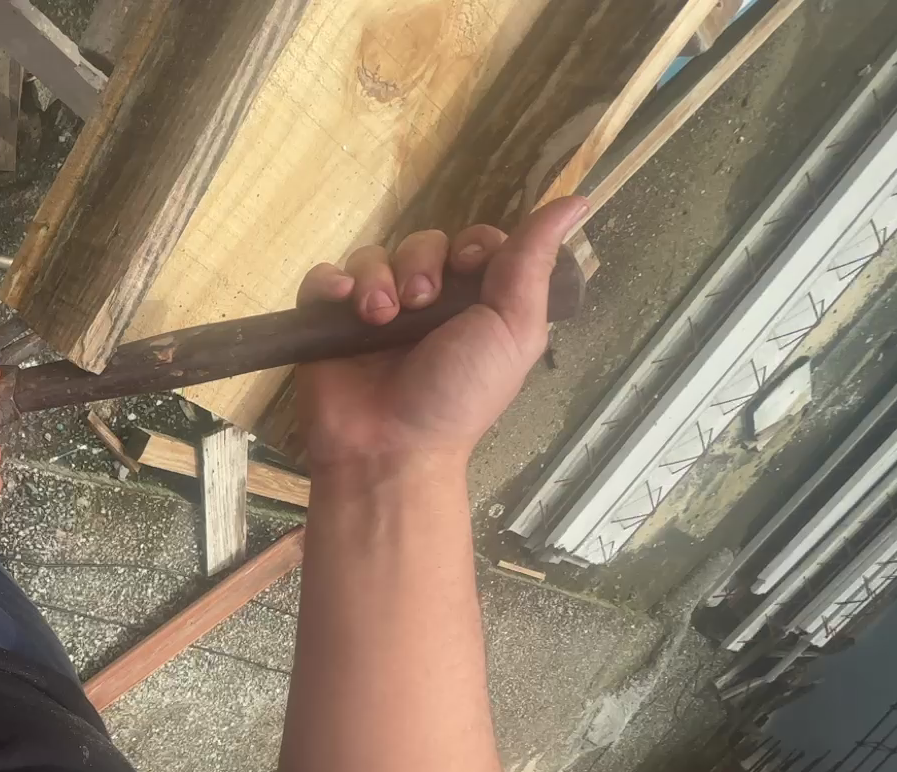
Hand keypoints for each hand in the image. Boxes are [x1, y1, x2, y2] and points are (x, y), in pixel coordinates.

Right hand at [287, 197, 589, 474]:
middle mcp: (418, 304)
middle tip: (419, 305)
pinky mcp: (322, 326)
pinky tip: (340, 303)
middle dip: (419, 264)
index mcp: (468, 304)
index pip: (469, 244)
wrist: (386, 446)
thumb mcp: (512, 332)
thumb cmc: (455, 397)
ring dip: (375, 278)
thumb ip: (531, 266)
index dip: (468, 246)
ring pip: (370, 258)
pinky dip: (328, 283)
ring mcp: (366, 314)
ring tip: (378, 317)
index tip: (466, 269)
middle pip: (419, 244)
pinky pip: (321, 281)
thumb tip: (575, 200)